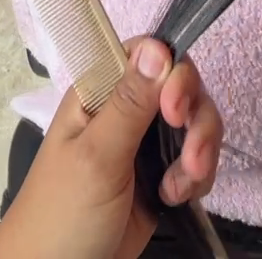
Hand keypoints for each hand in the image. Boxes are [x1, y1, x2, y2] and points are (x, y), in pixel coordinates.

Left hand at [0, 37, 223, 258]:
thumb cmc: (62, 214)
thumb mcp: (97, 157)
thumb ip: (130, 104)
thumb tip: (160, 48)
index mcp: (101, 91)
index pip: (149, 53)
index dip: (172, 72)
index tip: (175, 110)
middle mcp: (124, 107)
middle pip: (181, 86)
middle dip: (195, 120)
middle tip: (191, 159)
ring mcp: (143, 141)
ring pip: (194, 121)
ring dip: (199, 152)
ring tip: (180, 188)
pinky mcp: (159, 173)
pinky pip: (195, 157)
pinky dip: (197, 177)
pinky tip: (176, 198)